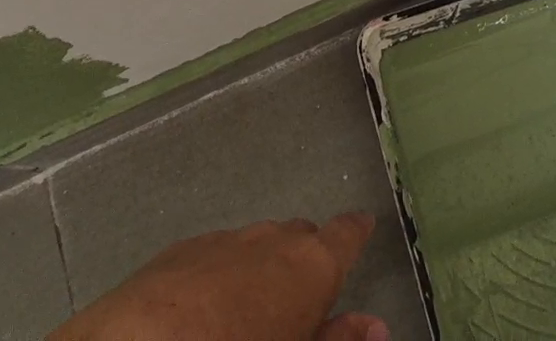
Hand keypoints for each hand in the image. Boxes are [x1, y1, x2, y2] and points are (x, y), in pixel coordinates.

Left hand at [49, 213, 386, 340]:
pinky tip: (205, 308)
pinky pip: (214, 254)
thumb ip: (338, 339)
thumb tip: (376, 326)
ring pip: (255, 244)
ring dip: (260, 266)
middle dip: (305, 257)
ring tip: (250, 306)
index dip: (356, 231)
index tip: (364, 226)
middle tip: (302, 293)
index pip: (346, 233)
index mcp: (312, 263)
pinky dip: (220, 273)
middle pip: (300, 236)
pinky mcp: (180, 250)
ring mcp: (225, 240)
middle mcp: (273, 238)